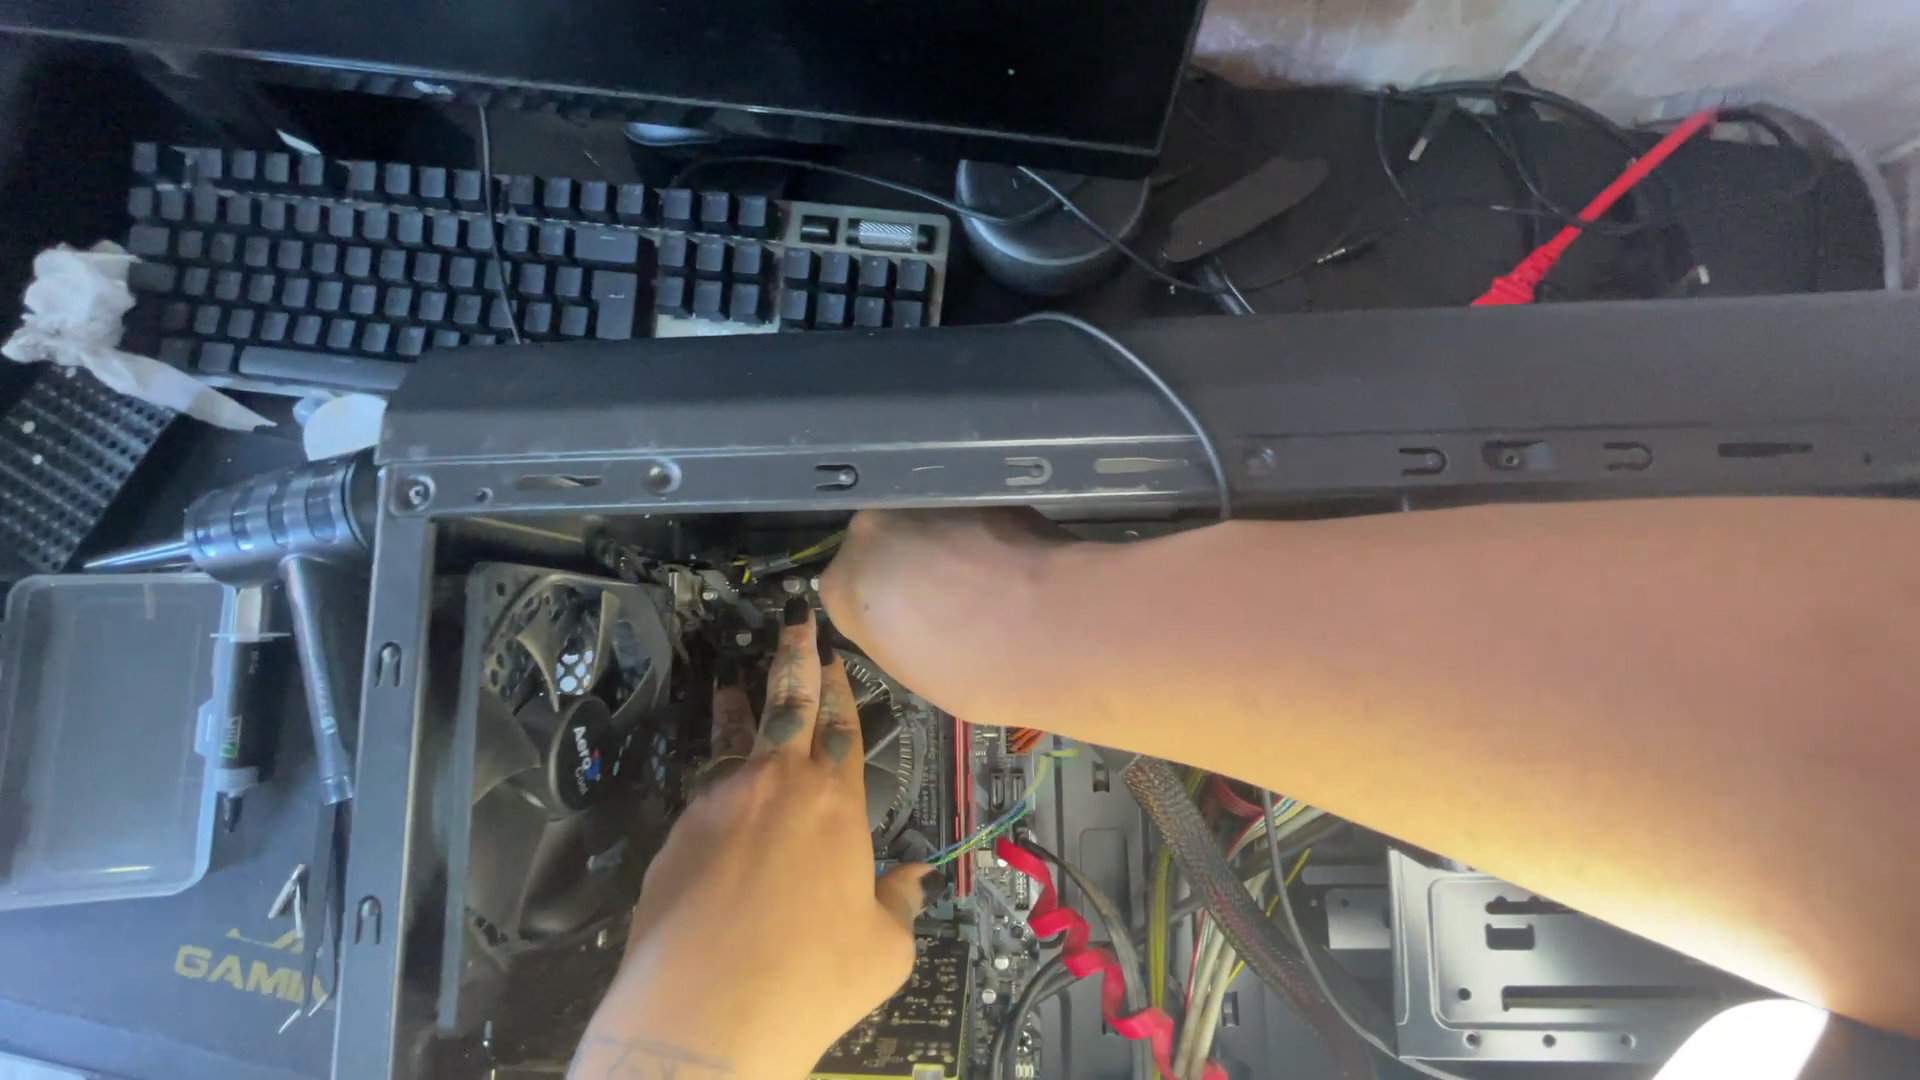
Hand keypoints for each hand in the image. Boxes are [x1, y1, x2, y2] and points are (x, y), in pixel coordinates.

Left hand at [571, 599, 937, 1079]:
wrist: (703, 1015)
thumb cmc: (810, 979)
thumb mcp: (882, 950)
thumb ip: (900, 903)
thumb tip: (914, 878)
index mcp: (836, 803)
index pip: (844, 728)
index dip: (841, 688)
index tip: (835, 656)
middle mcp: (780, 784)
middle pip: (791, 704)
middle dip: (795, 657)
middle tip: (795, 619)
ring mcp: (723, 801)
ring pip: (737, 736)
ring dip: (742, 704)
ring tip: (733, 680)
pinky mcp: (680, 830)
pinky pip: (706, 783)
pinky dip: (715, 766)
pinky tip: (716, 776)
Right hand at [820, 509, 1081, 719]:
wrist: (1059, 626)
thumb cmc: (983, 671)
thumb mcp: (919, 672)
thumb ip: (899, 632)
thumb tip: (916, 617)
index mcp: (844, 585)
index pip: (849, 594)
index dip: (884, 612)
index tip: (914, 627)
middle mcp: (872, 529)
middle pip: (880, 546)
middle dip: (907, 566)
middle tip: (949, 598)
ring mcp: (924, 501)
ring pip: (921, 524)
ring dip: (942, 544)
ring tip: (983, 578)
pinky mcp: (976, 487)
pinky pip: (964, 513)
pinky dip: (980, 531)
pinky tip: (1007, 559)